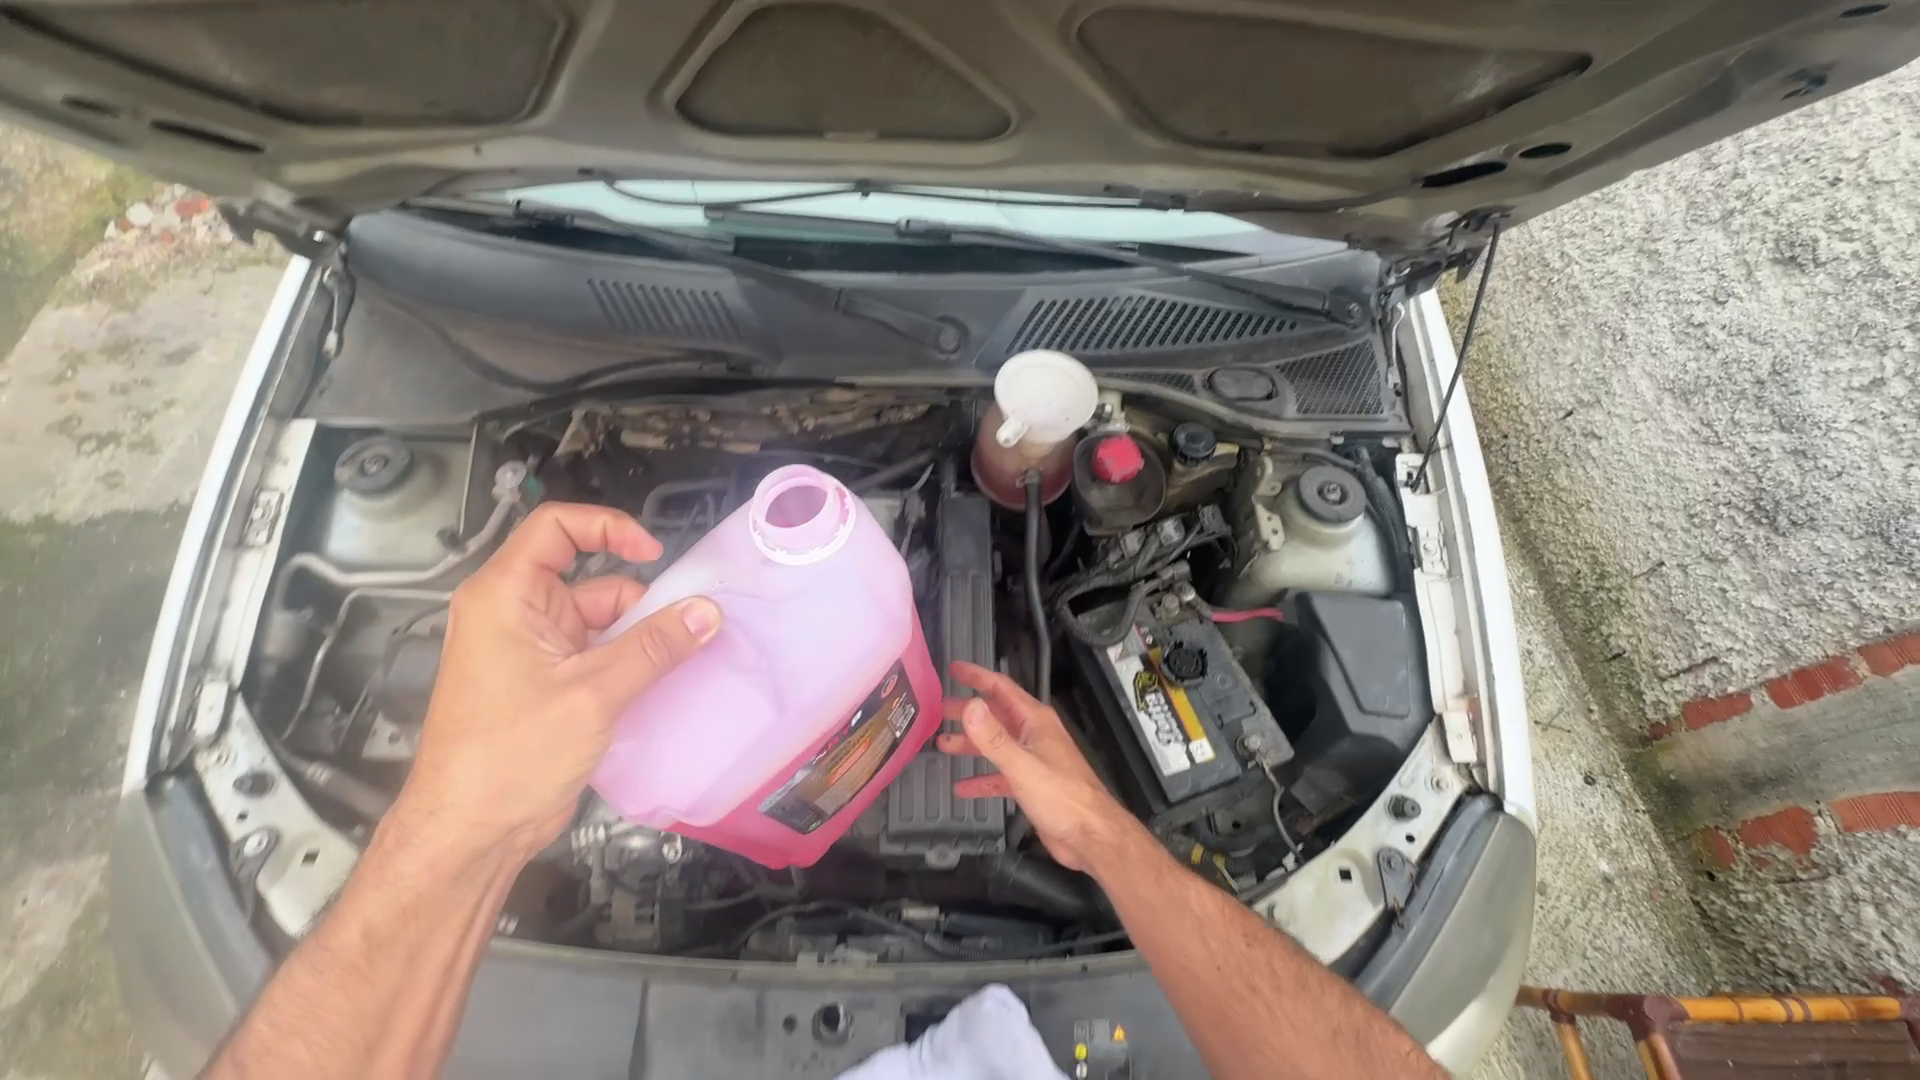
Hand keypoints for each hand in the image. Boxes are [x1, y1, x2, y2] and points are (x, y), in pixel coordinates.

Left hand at [402, 503, 721, 863]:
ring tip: (678, 660)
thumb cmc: (510, 755)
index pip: (556, 528)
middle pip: (590, 578)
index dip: (609, 528)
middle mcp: (515, 614)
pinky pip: (598, 652)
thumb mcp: (593, 692)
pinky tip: (660, 681)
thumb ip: (655, 648)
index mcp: (505, 596)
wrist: (471, 833)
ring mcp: (532, 650)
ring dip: (639, 636)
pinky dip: (629, 661)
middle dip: (639, 600)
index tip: (654, 554)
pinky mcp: (547, 682)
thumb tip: (707, 613)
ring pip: (600, 620)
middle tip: (684, 626)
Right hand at [937, 661, 1145, 873]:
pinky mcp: (1031, 784)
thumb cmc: (1063, 797)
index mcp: (1035, 721)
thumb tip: (970, 706)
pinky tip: (962, 788)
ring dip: (971, 744)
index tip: (954, 669)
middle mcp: (1034, 735)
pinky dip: (982, 778)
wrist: (1091, 836)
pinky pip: (1001, 775)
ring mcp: (1033, 759)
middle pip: (996, 715)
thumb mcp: (1022, 765)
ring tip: (943, 744)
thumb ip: (994, 737)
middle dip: (968, 711)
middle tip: (939, 710)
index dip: (977, 676)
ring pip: (996, 744)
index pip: (1001, 688)